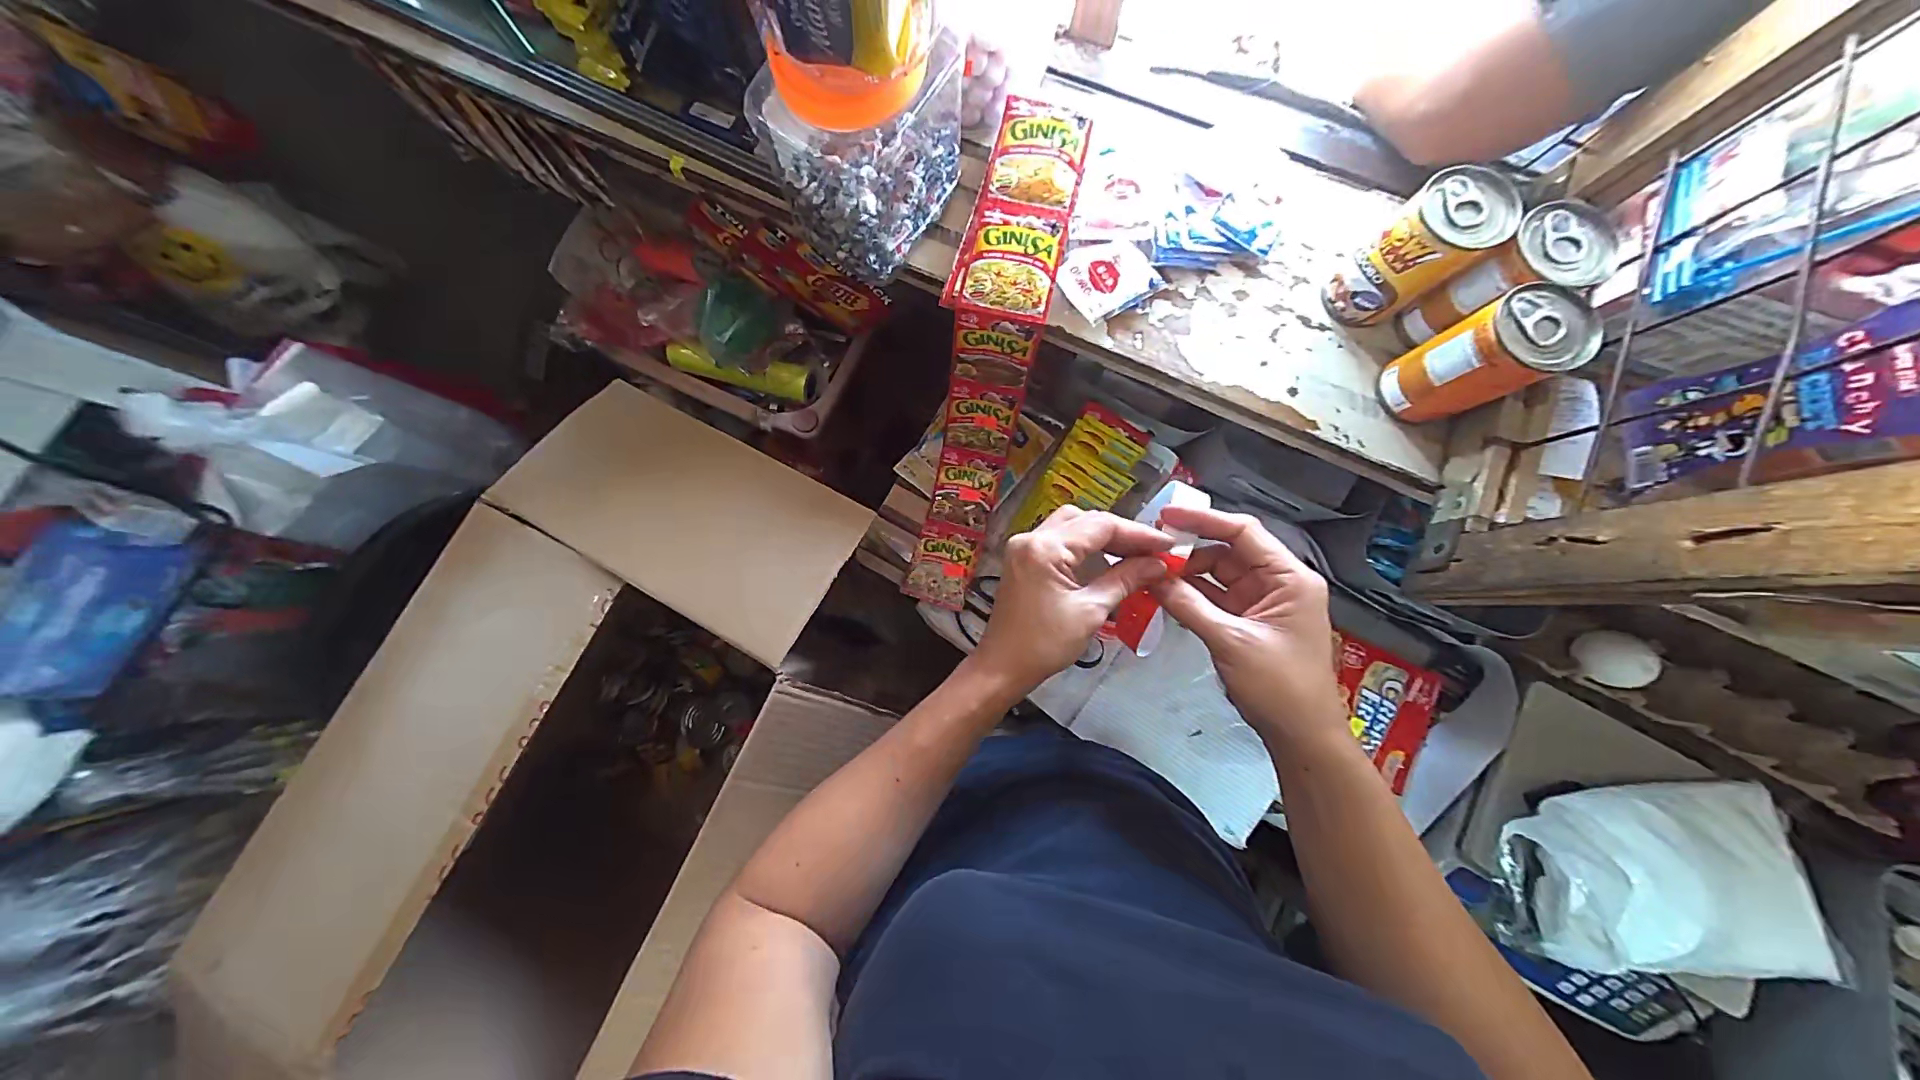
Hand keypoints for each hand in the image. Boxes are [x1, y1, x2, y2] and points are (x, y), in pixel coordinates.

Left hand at [972, 506, 1173, 692]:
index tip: (1168, 546)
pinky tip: (1107, 562)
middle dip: (1121, 533)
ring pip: (1072, 526)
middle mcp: (1031, 538)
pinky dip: (1084, 548)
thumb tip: (1158, 565)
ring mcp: (1023, 547)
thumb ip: (1125, 580)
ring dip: (1103, 538)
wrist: (1002, 668)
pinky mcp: (1023, 560)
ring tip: (1135, 556)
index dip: (1138, 534)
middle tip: (1152, 551)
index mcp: (1045, 548)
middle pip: (1085, 520)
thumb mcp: (1091, 611)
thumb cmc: (1044, 645)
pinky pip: (1059, 541)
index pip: (1101, 525)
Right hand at [1148, 507, 1349, 759]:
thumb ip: (1189, 606)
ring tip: (1151, 572)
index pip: (1243, 532)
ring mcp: (1261, 602)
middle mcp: (1277, 583)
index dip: (1203, 520)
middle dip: (1189, 550)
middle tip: (1150, 550)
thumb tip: (1153, 578)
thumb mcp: (1230, 642)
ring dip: (1186, 574)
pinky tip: (1164, 592)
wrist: (1301, 735)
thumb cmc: (1280, 687)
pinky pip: (1215, 597)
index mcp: (1289, 578)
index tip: (1166, 517)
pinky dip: (1191, 595)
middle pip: (1227, 551)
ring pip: (1217, 574)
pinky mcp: (1247, 621)